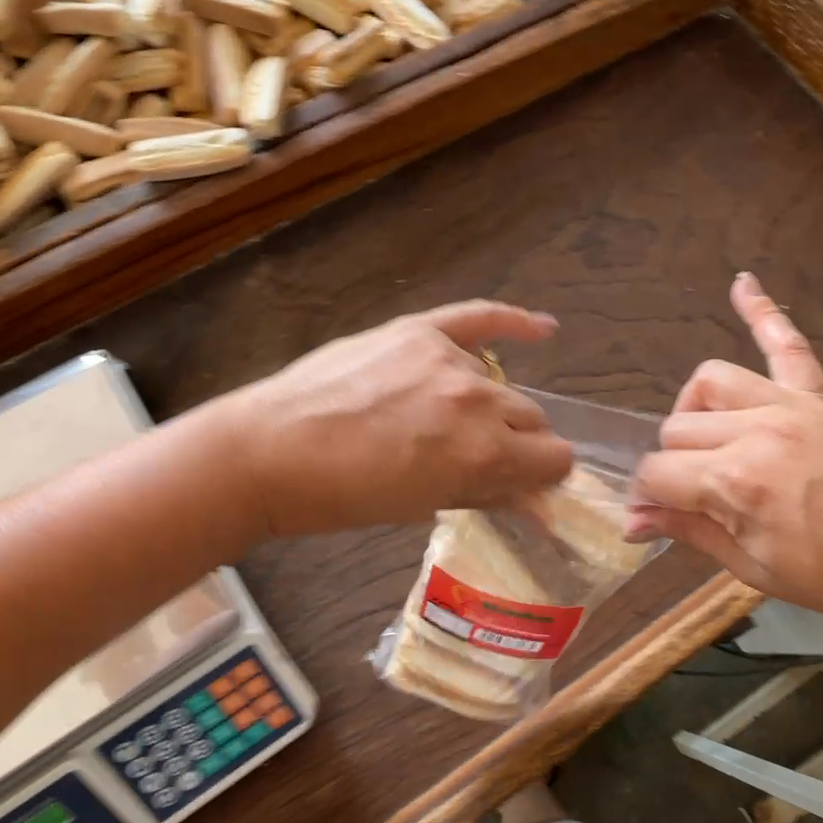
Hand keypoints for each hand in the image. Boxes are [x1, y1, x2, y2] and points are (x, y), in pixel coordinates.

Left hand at [223, 300, 574, 537]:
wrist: (270, 452)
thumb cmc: (343, 496)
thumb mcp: (422, 506)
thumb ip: (489, 495)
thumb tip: (540, 506)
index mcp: (483, 453)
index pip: (553, 459)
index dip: (540, 475)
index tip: (523, 482)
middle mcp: (477, 399)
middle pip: (532, 418)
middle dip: (517, 442)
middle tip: (478, 457)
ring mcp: (446, 358)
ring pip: (499, 382)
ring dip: (487, 404)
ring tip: (440, 420)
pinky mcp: (416, 330)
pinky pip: (479, 317)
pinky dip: (513, 323)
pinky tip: (542, 329)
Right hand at [630, 274, 822, 647]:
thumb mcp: (751, 567)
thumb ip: (687, 531)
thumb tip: (630, 521)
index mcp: (737, 483)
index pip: (658, 471)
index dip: (647, 497)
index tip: (652, 515)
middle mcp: (757, 431)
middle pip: (677, 428)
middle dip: (673, 464)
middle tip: (692, 498)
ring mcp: (792, 406)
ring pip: (711, 382)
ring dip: (694, 409)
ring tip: (707, 440)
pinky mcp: (821, 398)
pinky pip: (787, 345)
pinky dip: (763, 313)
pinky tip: (742, 283)